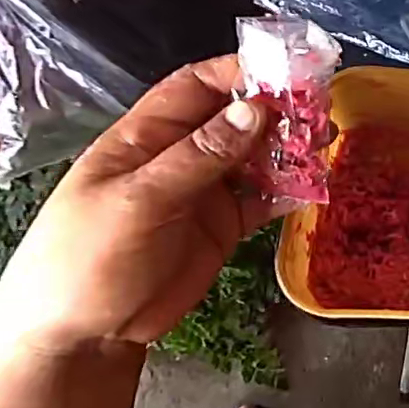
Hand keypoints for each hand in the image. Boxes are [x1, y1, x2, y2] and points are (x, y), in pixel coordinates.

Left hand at [0, 55, 293, 352]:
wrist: (82, 338)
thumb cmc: (88, 261)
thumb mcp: (140, 201)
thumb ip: (201, 155)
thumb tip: (256, 108)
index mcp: (145, 138)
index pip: (195, 88)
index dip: (239, 72)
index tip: (287, 69)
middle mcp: (181, 157)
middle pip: (237, 118)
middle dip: (278, 109)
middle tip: (320, 110)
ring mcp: (206, 191)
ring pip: (258, 155)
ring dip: (292, 147)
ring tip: (326, 143)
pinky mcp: (226, 223)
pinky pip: (266, 195)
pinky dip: (292, 188)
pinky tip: (314, 184)